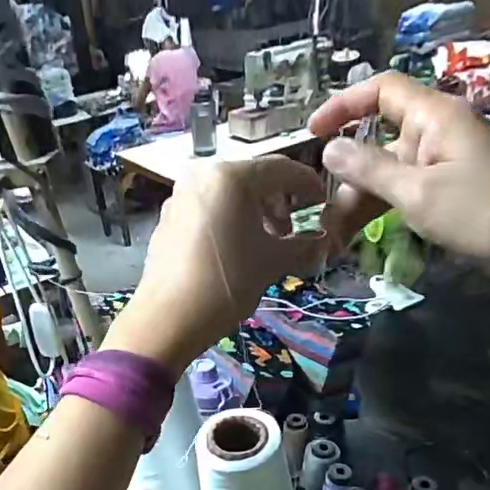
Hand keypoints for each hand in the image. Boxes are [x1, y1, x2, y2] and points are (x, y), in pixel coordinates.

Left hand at [104, 156, 325, 366]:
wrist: (168, 320)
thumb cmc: (226, 284)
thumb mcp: (272, 264)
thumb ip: (303, 246)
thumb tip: (323, 242)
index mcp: (230, 176)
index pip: (281, 169)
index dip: (307, 185)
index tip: (321, 202)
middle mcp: (200, 175)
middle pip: (251, 181)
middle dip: (276, 205)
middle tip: (288, 235)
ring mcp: (179, 197)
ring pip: (227, 197)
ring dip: (252, 216)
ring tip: (261, 247)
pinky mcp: (166, 220)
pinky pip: (207, 212)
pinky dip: (227, 224)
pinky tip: (233, 253)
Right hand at [310, 72, 489, 290]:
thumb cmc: (483, 211)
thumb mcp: (418, 192)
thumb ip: (370, 170)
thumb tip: (330, 147)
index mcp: (435, 118)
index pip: (382, 91)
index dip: (344, 105)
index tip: (312, 133)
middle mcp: (441, 133)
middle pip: (382, 142)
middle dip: (351, 175)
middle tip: (327, 216)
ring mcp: (450, 164)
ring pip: (394, 173)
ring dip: (364, 200)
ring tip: (340, 236)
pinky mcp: (457, 192)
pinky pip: (411, 192)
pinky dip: (387, 209)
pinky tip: (367, 235)